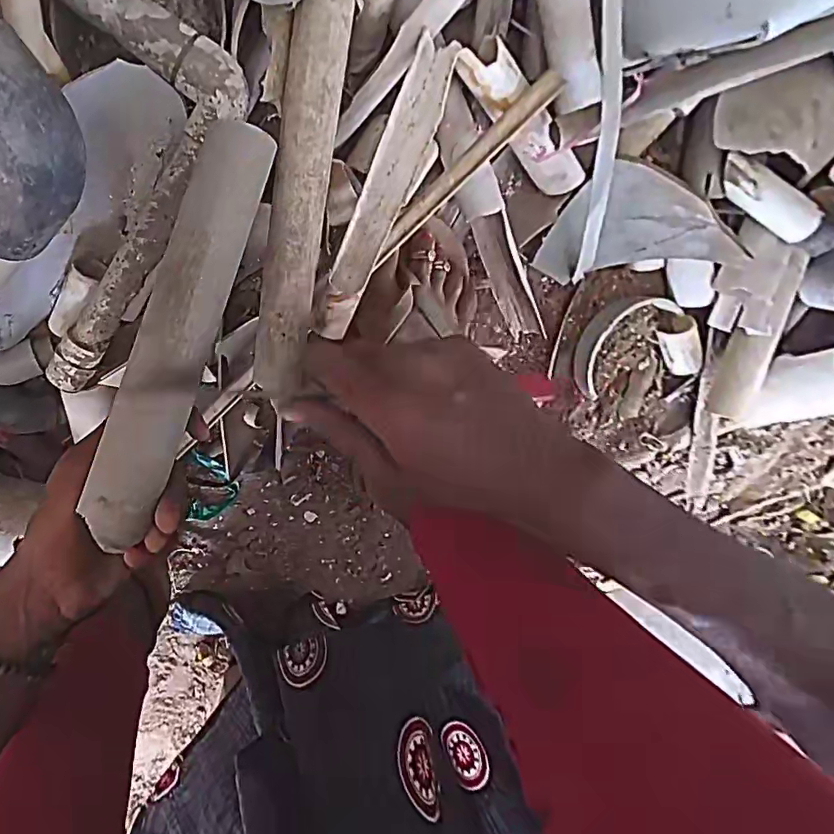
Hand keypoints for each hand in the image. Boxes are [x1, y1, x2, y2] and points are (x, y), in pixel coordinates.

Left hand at [0, 433, 178, 659]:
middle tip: (162, 520)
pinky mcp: (142, 535)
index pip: (139, 431)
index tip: (195, 430)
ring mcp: (132, 508)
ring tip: (147, 545)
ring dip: (166, 525)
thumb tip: (115, 429)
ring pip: (172, 500)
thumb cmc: (48, 545)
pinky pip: (169, 530)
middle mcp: (118, 480)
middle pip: (166, 468)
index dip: (167, 428)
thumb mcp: (64, 492)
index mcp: (98, 461)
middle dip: (171, 495)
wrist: (52, 596)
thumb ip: (87, 459)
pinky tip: (136, 557)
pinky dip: (160, 545)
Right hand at [289, 337, 602, 535]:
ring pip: (382, 349)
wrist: (538, 471)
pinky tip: (426, 395)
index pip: (325, 358)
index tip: (304, 384)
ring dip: (374, 370)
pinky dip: (406, 365)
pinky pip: (413, 348)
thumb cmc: (458, 489)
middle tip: (349, 405)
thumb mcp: (389, 477)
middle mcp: (410, 363)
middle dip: (341, 372)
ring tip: (395, 405)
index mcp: (387, 401)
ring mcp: (438, 349)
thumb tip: (295, 407)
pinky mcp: (460, 344)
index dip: (307, 367)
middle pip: (351, 350)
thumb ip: (340, 433)